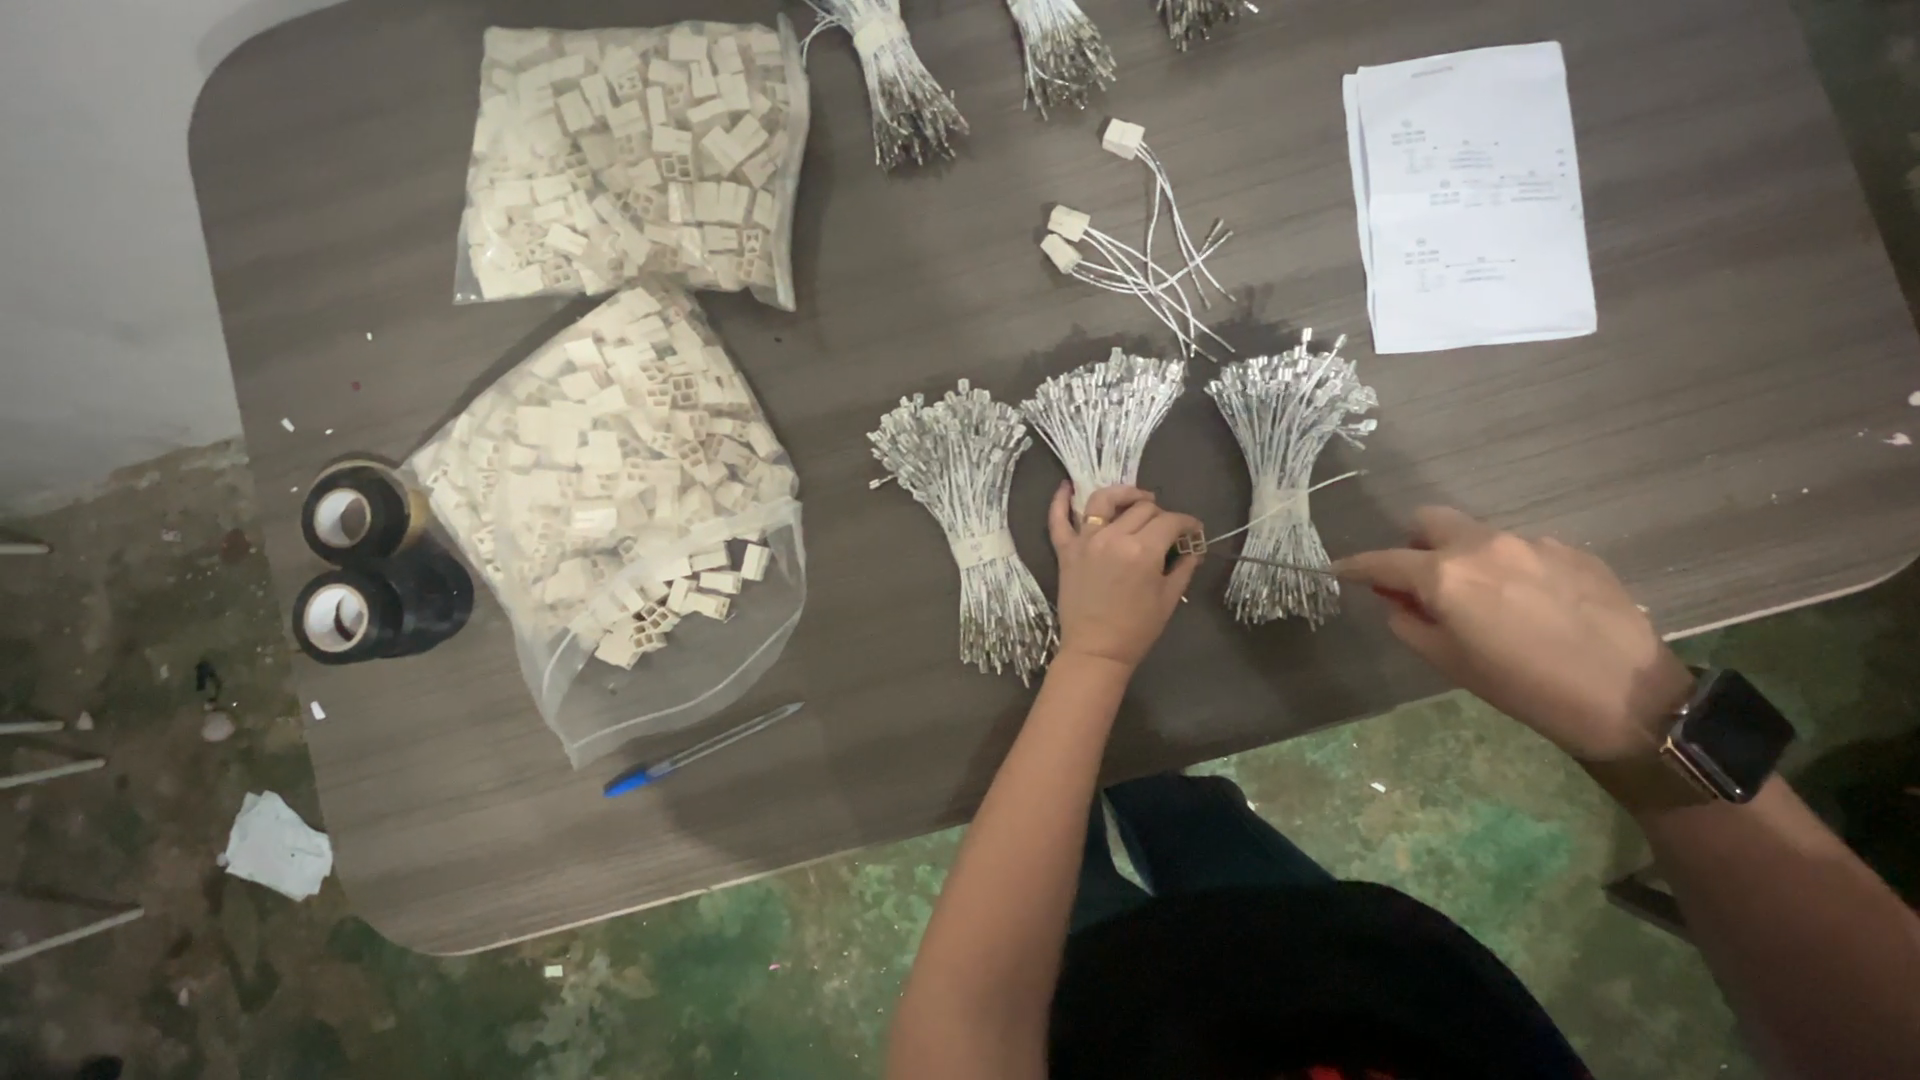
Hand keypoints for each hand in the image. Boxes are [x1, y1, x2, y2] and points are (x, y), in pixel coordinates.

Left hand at [1047, 483, 1201, 671]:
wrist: (1096, 650)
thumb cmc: (1136, 629)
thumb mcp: (1168, 598)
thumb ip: (1183, 567)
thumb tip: (1193, 549)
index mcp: (1142, 550)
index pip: (1170, 521)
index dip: (1188, 523)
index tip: (1194, 531)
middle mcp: (1113, 537)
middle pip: (1142, 508)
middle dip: (1161, 513)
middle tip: (1167, 528)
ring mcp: (1085, 541)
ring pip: (1104, 500)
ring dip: (1123, 494)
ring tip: (1135, 499)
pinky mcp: (1065, 550)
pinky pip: (1058, 520)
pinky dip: (1060, 502)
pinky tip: (1066, 487)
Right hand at [1335, 507, 1694, 762]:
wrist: (1628, 696)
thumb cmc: (1523, 687)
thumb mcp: (1449, 663)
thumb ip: (1409, 623)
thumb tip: (1397, 600)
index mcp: (1445, 575)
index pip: (1383, 560)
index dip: (1355, 566)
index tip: (1340, 570)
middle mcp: (1483, 545)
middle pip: (1430, 520)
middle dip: (1414, 544)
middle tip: (1422, 580)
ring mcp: (1531, 543)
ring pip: (1478, 536)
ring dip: (1466, 558)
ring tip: (1488, 600)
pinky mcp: (1571, 551)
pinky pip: (1523, 550)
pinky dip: (1511, 569)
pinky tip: (1533, 605)